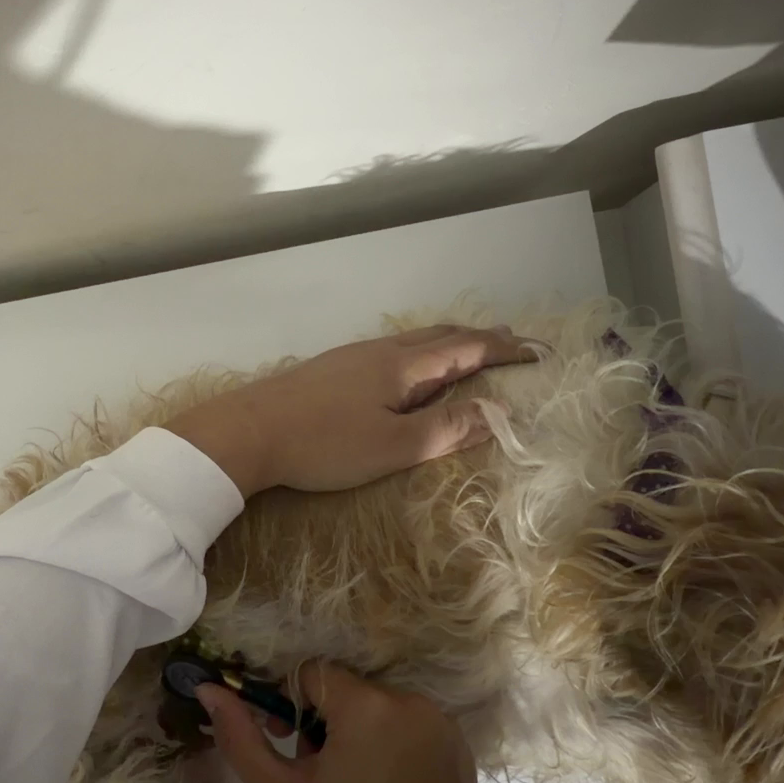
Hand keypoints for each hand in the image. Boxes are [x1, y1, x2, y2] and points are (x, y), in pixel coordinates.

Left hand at [164, 325, 536, 495]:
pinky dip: (415, 354)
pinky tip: (404, 370)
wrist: (248, 430)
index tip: (535, 352)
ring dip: (444, 344)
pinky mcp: (328, 370)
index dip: (502, 349)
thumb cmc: (324, 443)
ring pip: (409, 341)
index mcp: (401, 366)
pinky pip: (387, 352)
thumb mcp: (392, 446)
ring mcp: (349, 357)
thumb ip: (444, 430)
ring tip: (463, 351)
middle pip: (437, 336)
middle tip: (506, 341)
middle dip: (476, 338)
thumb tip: (497, 412)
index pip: (464, 349)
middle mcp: (378, 351)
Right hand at [198, 664, 478, 782]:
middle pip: (346, 688)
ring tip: (349, 780)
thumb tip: (208, 688)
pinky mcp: (460, 747)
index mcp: (368, 707)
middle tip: (315, 769)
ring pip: (377, 704)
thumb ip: (239, 735)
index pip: (312, 674)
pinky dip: (390, 741)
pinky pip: (409, 723)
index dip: (288, 702)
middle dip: (323, 719)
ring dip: (356, 729)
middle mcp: (412, 703)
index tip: (282, 739)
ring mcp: (442, 725)